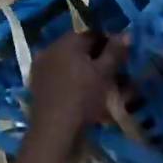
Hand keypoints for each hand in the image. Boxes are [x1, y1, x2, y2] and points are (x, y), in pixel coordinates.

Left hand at [27, 31, 121, 151]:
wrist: (54, 128)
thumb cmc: (83, 96)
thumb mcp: (104, 73)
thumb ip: (115, 51)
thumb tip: (125, 34)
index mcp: (67, 41)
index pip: (92, 35)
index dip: (108, 45)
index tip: (119, 59)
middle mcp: (51, 48)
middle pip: (78, 49)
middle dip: (95, 58)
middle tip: (110, 74)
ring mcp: (40, 66)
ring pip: (68, 63)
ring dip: (82, 70)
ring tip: (97, 86)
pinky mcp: (36, 83)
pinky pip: (58, 75)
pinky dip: (70, 80)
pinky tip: (80, 94)